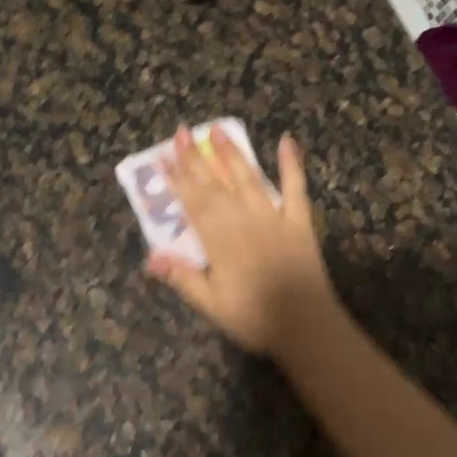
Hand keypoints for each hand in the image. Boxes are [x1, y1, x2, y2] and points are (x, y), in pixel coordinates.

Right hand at [145, 125, 340, 356]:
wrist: (306, 326)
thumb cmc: (254, 319)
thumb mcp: (211, 303)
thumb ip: (183, 277)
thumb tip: (151, 257)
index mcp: (219, 240)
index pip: (193, 203)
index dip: (177, 179)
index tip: (163, 157)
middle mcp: (243, 220)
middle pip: (215, 185)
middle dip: (196, 159)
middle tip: (182, 132)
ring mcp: (273, 217)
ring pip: (248, 179)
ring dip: (233, 154)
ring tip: (218, 131)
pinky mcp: (299, 222)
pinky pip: (296, 187)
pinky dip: (291, 163)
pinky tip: (286, 141)